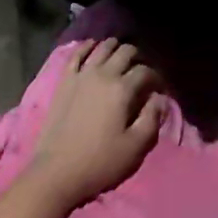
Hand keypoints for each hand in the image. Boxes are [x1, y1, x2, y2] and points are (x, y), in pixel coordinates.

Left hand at [25, 38, 162, 210]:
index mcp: (122, 89)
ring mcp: (82, 74)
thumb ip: (152, 119)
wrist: (57, 172)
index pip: (145, 71)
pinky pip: (77, 54)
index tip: (160, 89)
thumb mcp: (134, 147)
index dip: (156, 77)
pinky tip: (93, 46)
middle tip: (142, 71)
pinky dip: (87, 46)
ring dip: (116, 47)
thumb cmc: (100, 162)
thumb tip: (160, 99)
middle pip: (126, 52)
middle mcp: (103, 74)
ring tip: (121, 56)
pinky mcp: (65, 80)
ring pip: (103, 47)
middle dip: (139, 58)